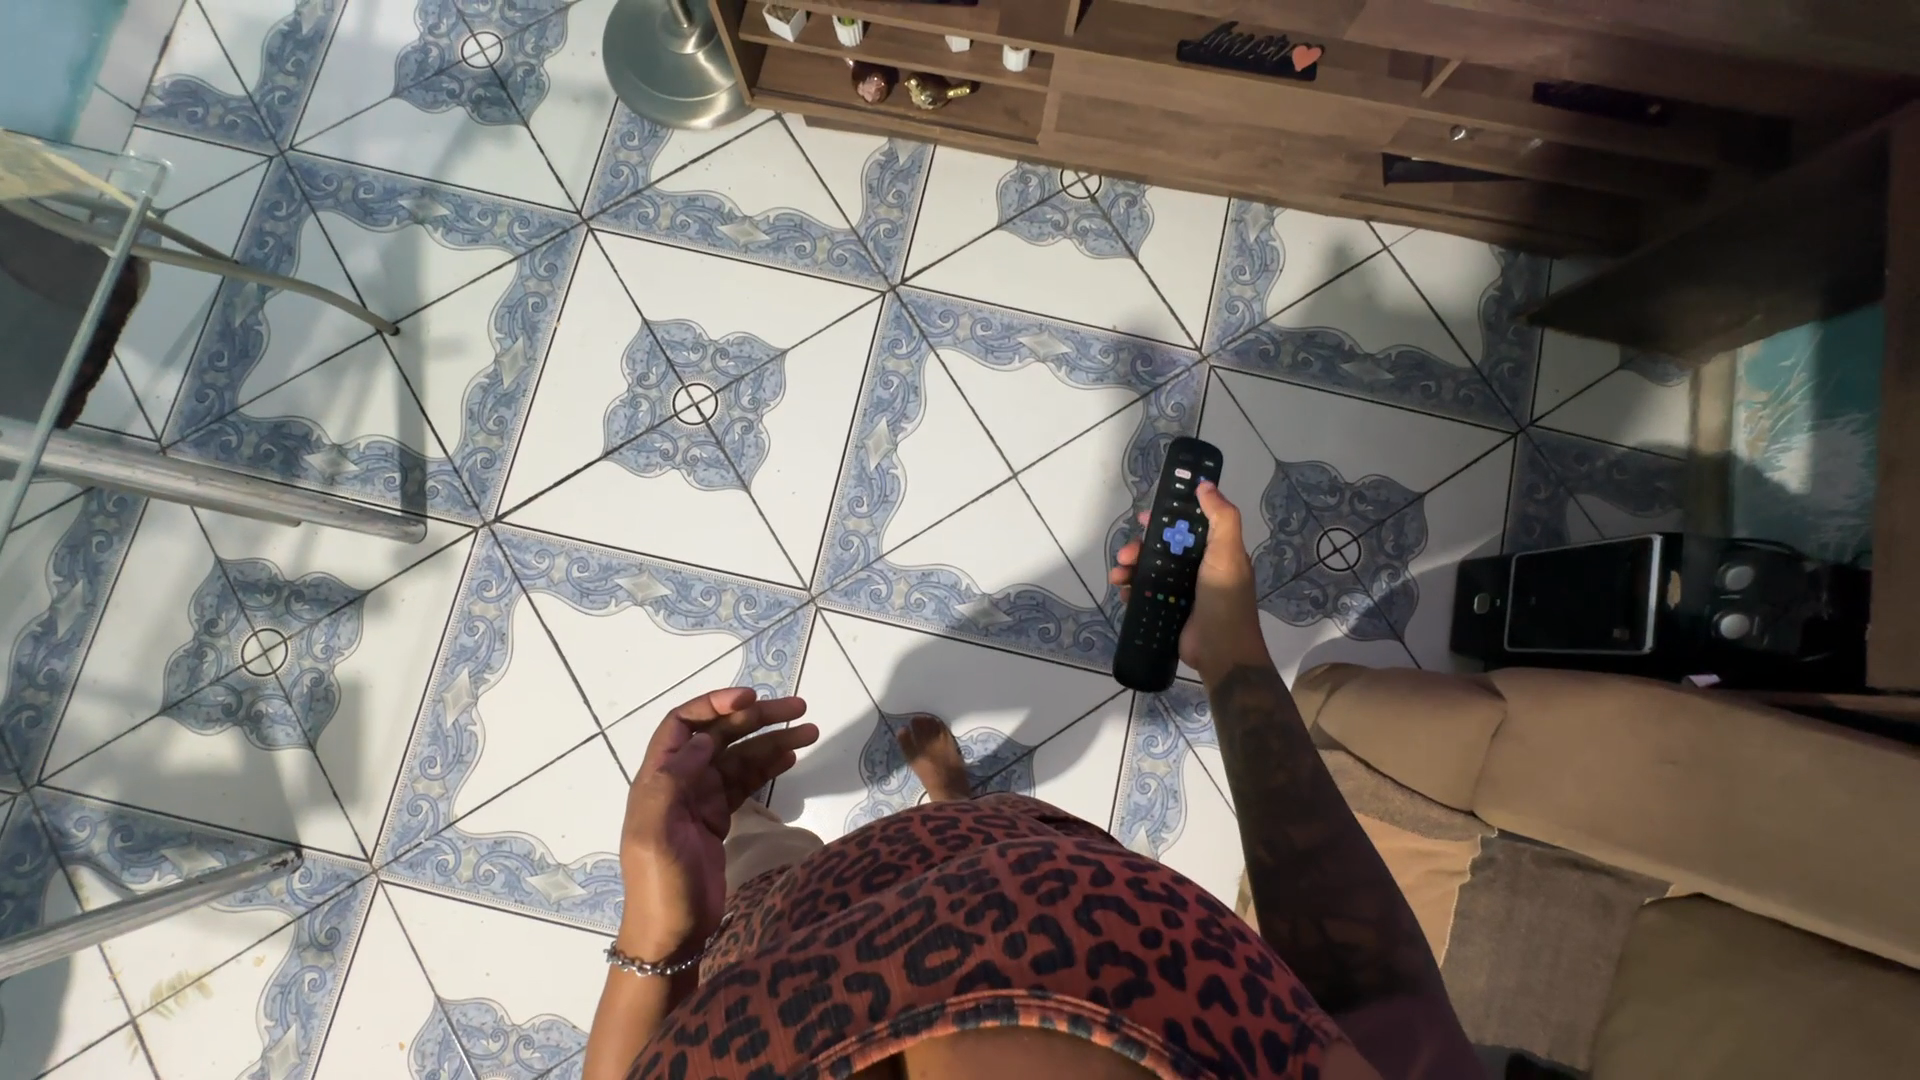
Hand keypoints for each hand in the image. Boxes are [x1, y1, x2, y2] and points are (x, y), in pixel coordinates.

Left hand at [618, 688, 815, 960]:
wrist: (672, 935)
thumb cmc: (660, 884)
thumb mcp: (655, 832)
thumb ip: (673, 781)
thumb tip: (704, 741)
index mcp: (659, 778)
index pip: (683, 723)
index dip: (714, 704)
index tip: (750, 698)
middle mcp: (682, 779)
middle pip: (721, 734)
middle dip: (758, 717)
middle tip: (799, 708)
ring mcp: (703, 797)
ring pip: (742, 755)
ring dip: (774, 739)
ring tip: (810, 730)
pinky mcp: (721, 815)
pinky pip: (748, 780)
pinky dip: (770, 765)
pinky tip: (792, 756)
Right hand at [1110, 480, 1270, 683]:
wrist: (1222, 651)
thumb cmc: (1226, 599)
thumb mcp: (1228, 553)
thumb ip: (1221, 518)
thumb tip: (1205, 485)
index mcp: (1214, 551)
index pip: (1186, 526)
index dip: (1165, 519)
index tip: (1144, 518)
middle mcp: (1197, 568)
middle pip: (1161, 548)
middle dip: (1140, 547)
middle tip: (1126, 553)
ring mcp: (1181, 591)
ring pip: (1148, 571)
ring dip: (1130, 569)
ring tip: (1118, 576)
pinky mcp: (1168, 610)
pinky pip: (1144, 594)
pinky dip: (1131, 591)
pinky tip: (1123, 593)